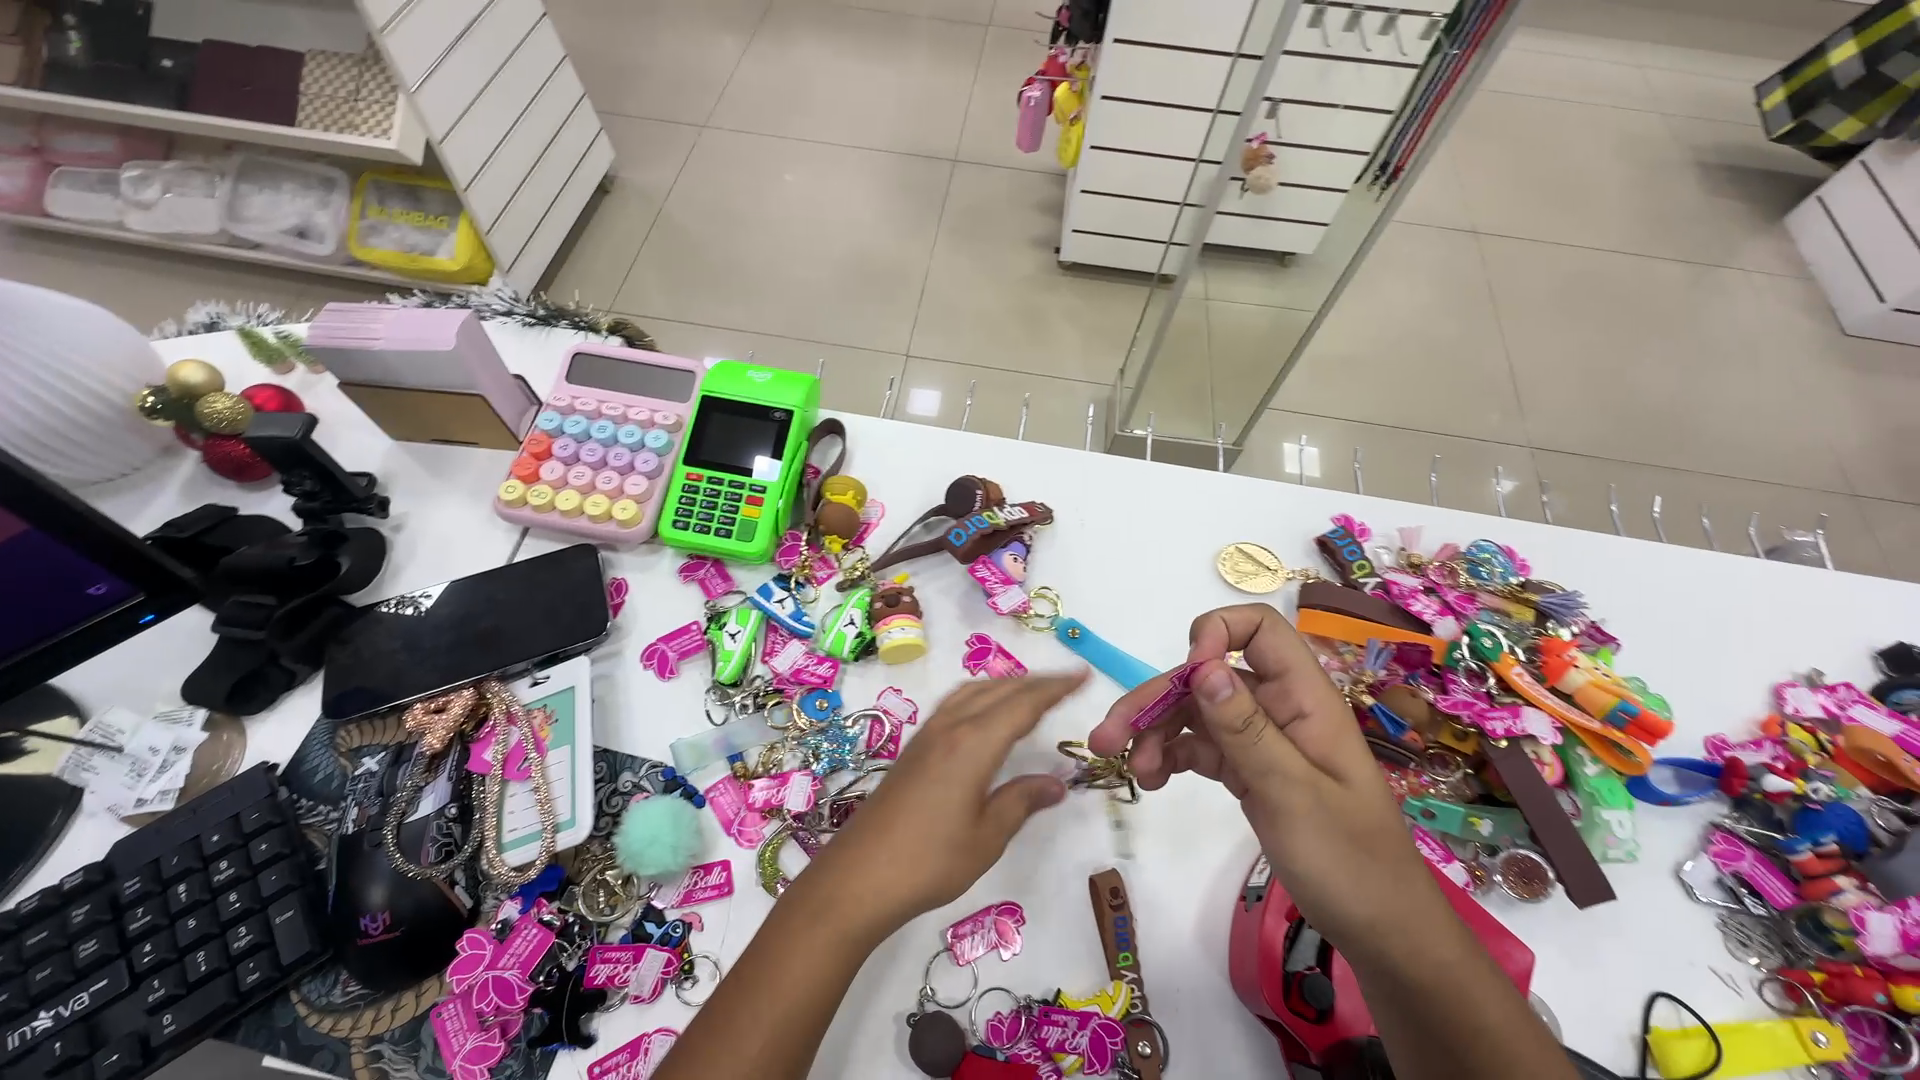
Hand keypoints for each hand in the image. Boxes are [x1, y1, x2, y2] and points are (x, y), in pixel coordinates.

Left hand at [809, 671, 1089, 930]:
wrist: (860, 877)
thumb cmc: (930, 861)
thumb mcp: (987, 837)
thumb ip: (1021, 802)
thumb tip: (1056, 783)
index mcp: (972, 744)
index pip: (1022, 704)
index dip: (1055, 688)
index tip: (1082, 675)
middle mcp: (949, 728)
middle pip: (998, 691)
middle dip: (1035, 682)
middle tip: (1067, 682)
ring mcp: (927, 736)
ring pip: (972, 693)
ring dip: (1004, 685)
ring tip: (1031, 693)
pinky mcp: (913, 750)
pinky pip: (954, 705)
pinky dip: (980, 697)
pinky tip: (985, 715)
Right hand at [1087, 604, 1440, 951]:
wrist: (1378, 926)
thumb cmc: (1348, 859)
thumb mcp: (1291, 793)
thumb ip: (1245, 729)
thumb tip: (1200, 667)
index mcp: (1303, 698)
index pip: (1258, 630)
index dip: (1214, 635)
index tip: (1184, 679)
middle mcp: (1279, 708)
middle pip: (1207, 676)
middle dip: (1156, 699)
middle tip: (1109, 737)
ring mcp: (1263, 741)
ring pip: (1196, 713)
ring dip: (1155, 732)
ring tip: (1130, 770)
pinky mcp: (1250, 771)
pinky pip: (1201, 747)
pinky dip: (1172, 757)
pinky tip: (1153, 781)